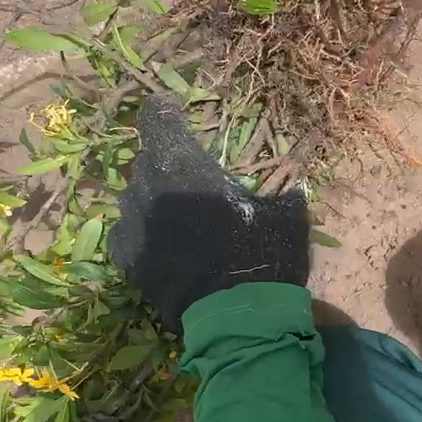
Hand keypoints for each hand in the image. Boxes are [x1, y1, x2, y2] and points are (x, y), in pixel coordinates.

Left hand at [109, 97, 310, 328]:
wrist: (239, 314)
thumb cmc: (263, 255)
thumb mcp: (286, 219)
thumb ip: (283, 197)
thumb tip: (293, 189)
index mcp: (184, 169)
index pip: (157, 122)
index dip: (163, 111)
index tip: (171, 107)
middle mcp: (148, 190)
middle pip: (147, 164)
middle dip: (166, 166)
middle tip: (190, 178)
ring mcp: (133, 227)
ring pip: (136, 200)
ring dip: (155, 201)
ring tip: (179, 217)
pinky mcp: (129, 262)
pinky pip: (128, 235)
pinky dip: (143, 233)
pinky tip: (162, 244)